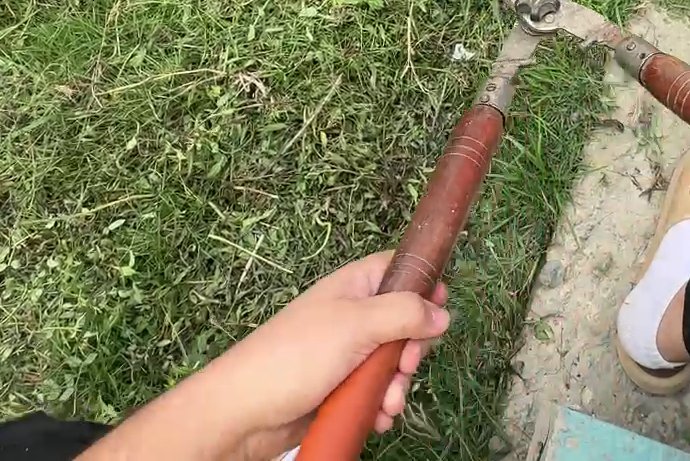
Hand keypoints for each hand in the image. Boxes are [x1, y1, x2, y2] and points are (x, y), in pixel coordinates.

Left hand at [211, 251, 449, 455]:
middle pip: (406, 320)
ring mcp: (349, 352)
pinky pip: (377, 390)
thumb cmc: (298, 355)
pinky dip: (383, 405)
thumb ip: (404, 314)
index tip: (437, 312)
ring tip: (388, 404)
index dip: (425, 287)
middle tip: (405, 365)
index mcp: (357, 285)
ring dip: (398, 384)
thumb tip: (444, 313)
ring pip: (394, 361)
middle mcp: (356, 314)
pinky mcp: (343, 386)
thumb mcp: (357, 325)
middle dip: (412, 348)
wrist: (245, 413)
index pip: (402, 270)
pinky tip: (378, 418)